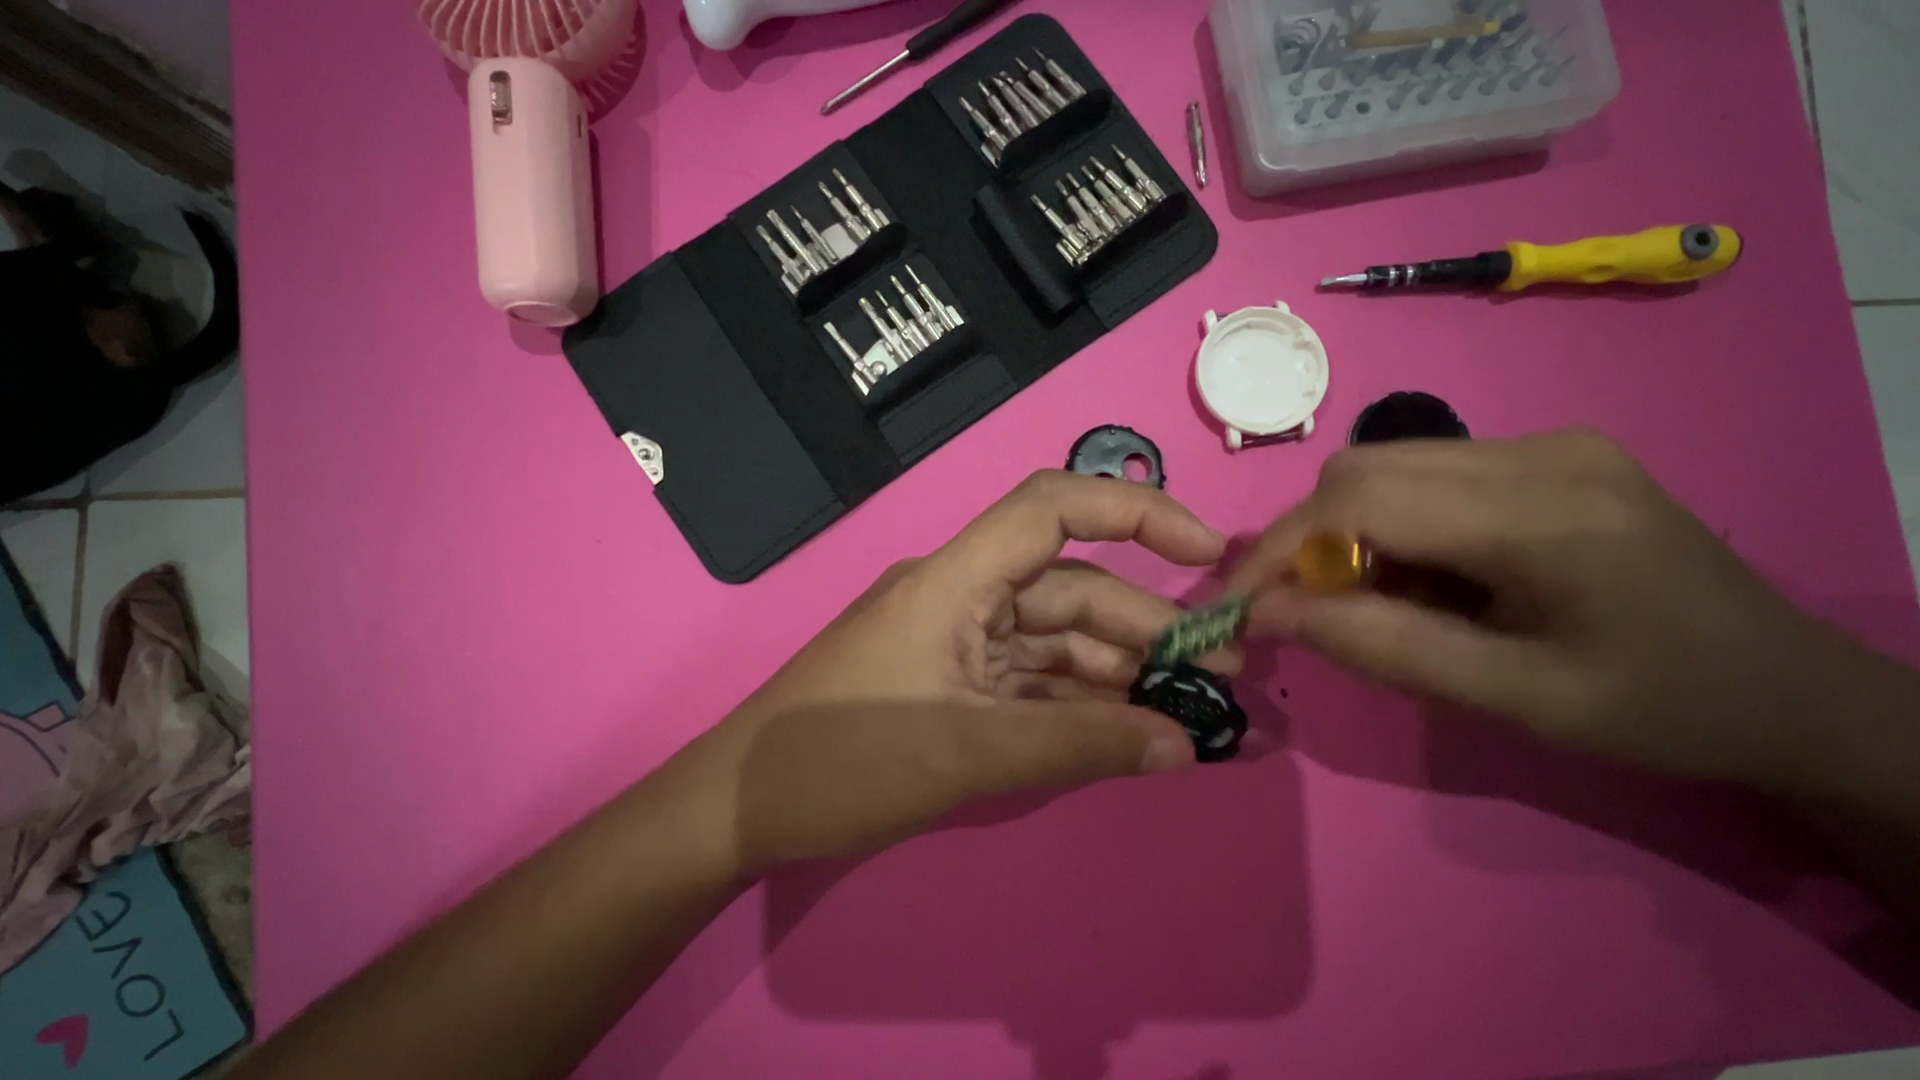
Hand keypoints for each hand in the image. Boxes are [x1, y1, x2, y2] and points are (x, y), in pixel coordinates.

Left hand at [670, 471, 1238, 876]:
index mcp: (955, 580)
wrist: (740, 807)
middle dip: (1147, 628)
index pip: (1051, 508)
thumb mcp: (968, 753)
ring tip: (1190, 712)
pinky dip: (1079, 704)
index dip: (1134, 512)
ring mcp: (956, 645)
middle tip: (1224, 675)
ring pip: (1056, 643)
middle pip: (1070, 592)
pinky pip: (1031, 683)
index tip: (1207, 552)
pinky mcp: (949, 687)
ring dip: (1119, 673)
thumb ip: (1079, 745)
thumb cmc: (841, 761)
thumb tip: (1185, 745)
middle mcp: (961, 597)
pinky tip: (1128, 731)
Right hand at [1226, 430, 1905, 792]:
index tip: (1233, 609)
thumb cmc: (1658, 711)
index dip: (1278, 551)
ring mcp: (1549, 444)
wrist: (1793, 693)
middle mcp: (1540, 450)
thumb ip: (1381, 647)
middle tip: (1303, 614)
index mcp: (1543, 511)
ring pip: (1388, 466)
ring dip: (1349, 533)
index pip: (1361, 500)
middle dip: (1307, 541)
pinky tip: (1425, 578)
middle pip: (1365, 469)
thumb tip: (1263, 615)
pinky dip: (1393, 526)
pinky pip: (1429, 474)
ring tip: (1372, 602)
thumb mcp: (1513, 699)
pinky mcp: (1550, 455)